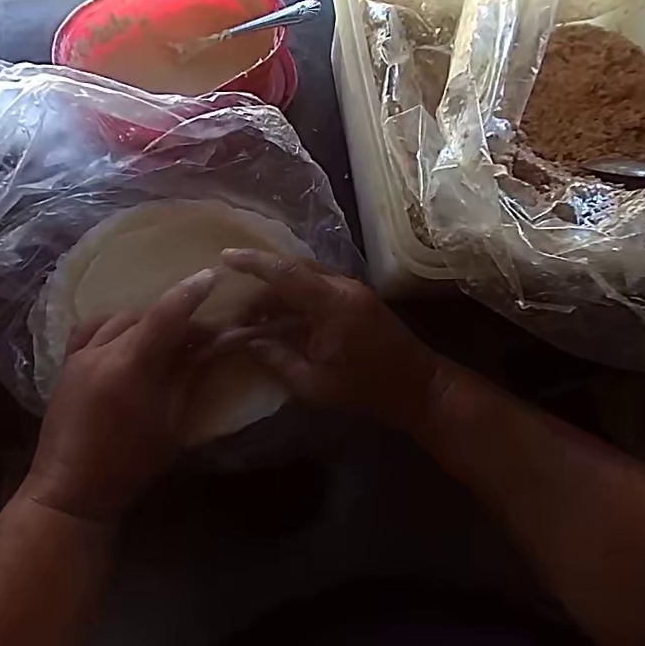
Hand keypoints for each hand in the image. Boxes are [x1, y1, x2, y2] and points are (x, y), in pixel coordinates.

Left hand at [22, 268, 221, 524]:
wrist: (70, 488)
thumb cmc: (128, 465)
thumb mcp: (170, 425)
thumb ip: (188, 379)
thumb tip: (210, 346)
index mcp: (132, 366)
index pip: (166, 315)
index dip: (191, 293)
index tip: (211, 276)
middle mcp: (102, 351)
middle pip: (144, 316)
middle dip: (173, 318)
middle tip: (196, 336)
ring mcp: (79, 355)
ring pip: (117, 319)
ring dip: (143, 321)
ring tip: (161, 339)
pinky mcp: (66, 364)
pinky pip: (90, 329)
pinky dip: (113, 326)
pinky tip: (124, 338)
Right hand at [220, 249, 447, 430]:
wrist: (419, 387)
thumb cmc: (366, 389)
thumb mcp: (313, 384)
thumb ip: (277, 358)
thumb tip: (248, 341)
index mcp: (332, 304)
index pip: (285, 273)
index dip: (252, 262)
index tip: (224, 256)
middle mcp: (342, 286)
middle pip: (292, 269)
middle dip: (260, 281)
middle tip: (236, 304)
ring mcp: (353, 288)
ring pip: (305, 274)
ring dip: (277, 288)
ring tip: (253, 313)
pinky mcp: (357, 297)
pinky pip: (317, 284)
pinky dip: (294, 293)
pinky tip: (280, 314)